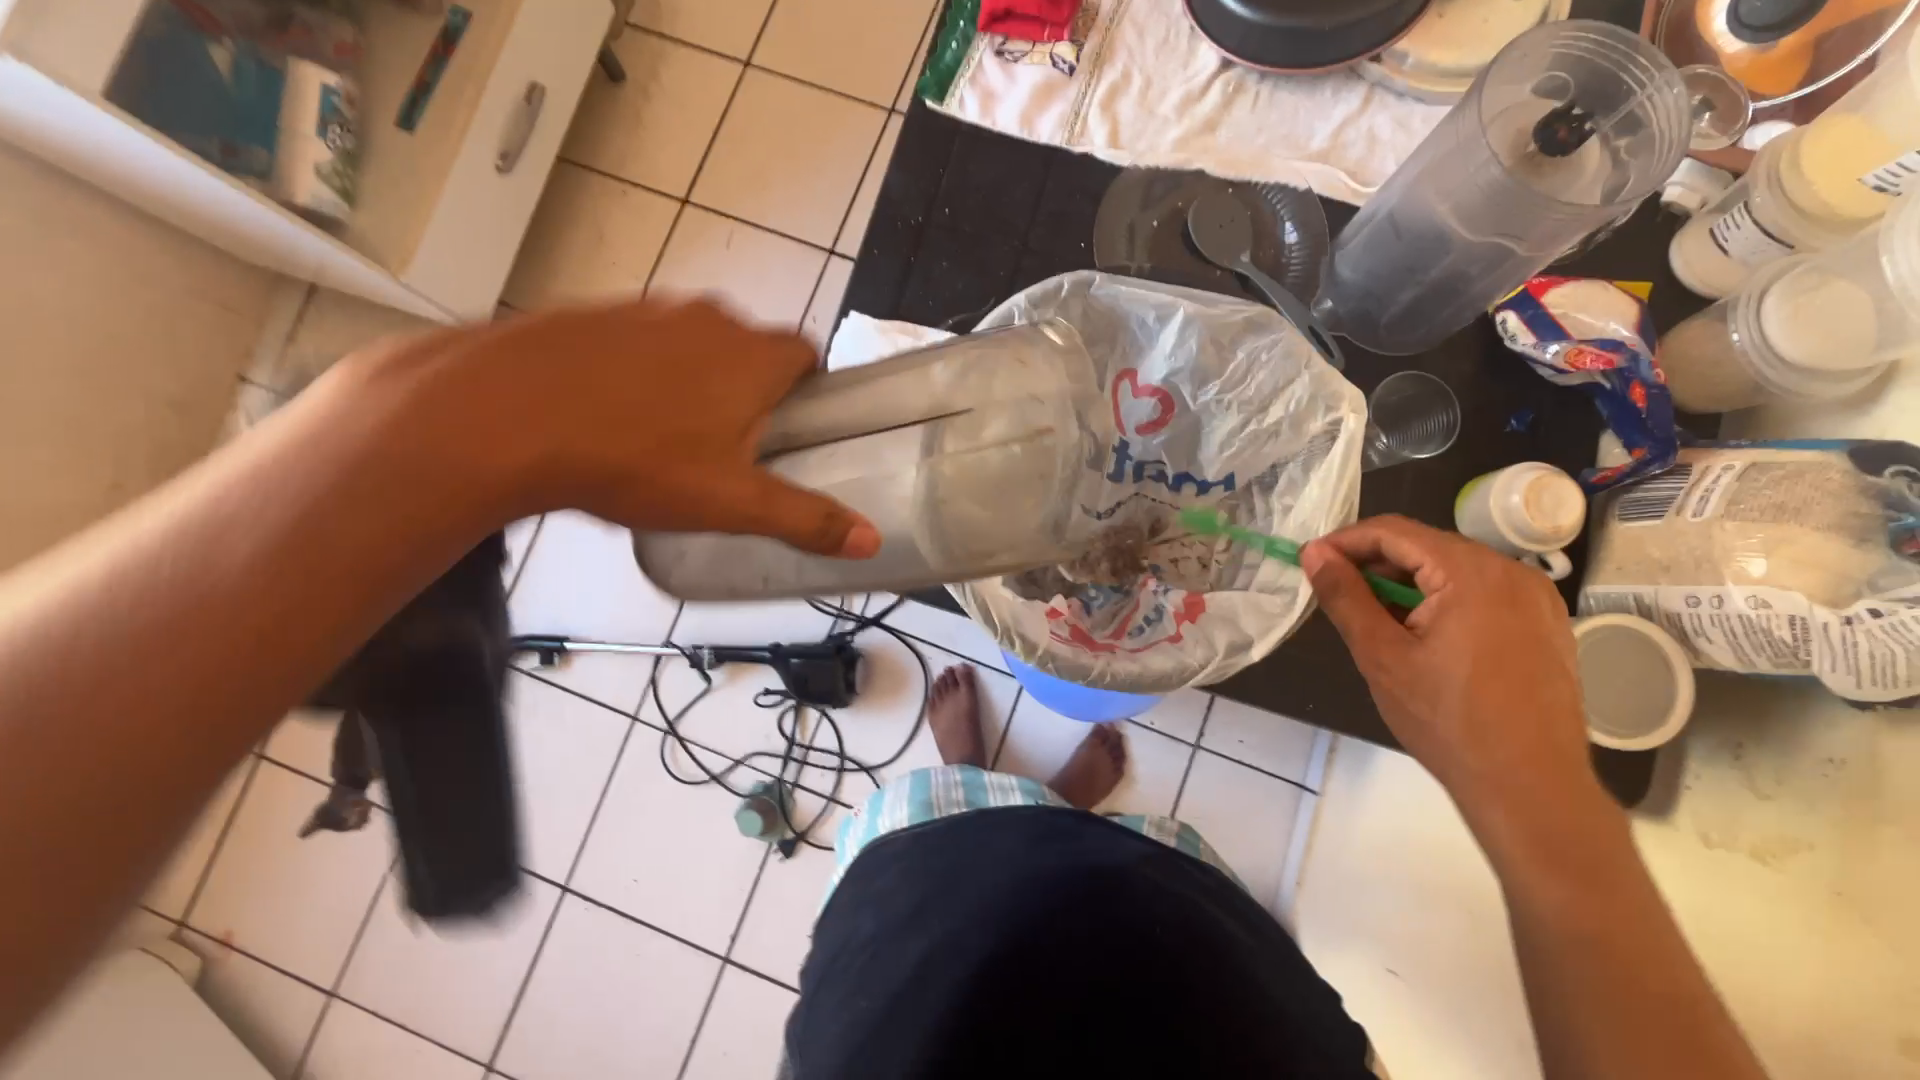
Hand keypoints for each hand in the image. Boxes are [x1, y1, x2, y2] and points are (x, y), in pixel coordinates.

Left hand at [330, 298, 878, 557]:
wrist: (500, 417)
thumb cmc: (636, 460)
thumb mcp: (730, 503)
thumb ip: (806, 518)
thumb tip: (872, 540)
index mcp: (753, 356)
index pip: (806, 353)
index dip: (809, 387)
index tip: (795, 426)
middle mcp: (708, 317)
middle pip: (749, 349)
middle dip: (750, 389)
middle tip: (731, 446)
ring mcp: (645, 308)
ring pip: (691, 343)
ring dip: (693, 379)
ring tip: (667, 436)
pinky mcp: (591, 313)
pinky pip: (637, 341)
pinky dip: (639, 371)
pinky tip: (611, 416)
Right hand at [1300, 515, 1593, 823]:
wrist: (1530, 785)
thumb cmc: (1446, 720)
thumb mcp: (1381, 655)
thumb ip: (1345, 596)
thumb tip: (1314, 553)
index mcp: (1471, 572)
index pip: (1393, 532)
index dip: (1345, 541)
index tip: (1311, 563)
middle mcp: (1511, 571)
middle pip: (1427, 546)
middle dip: (1376, 564)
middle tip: (1338, 594)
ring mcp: (1537, 598)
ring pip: (1455, 570)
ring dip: (1409, 584)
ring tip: (1376, 620)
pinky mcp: (1546, 625)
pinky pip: (1484, 593)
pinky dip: (1445, 600)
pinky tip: (1425, 637)